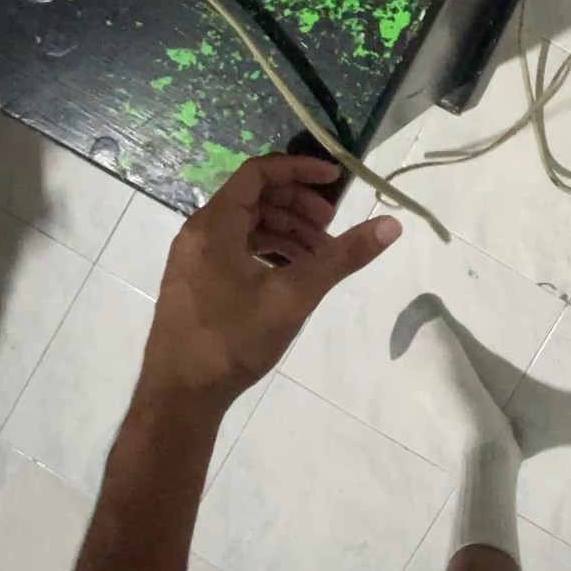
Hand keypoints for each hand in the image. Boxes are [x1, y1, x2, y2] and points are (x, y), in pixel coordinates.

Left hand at [139, 154, 401, 411]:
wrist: (178, 401)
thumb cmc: (234, 339)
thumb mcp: (296, 294)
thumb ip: (344, 256)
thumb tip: (392, 225)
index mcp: (215, 224)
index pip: (259, 172)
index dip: (300, 169)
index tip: (335, 179)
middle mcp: (199, 232)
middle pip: (255, 196)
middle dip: (299, 205)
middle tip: (332, 225)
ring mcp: (193, 259)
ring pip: (247, 224)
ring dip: (288, 230)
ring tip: (320, 255)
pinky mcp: (195, 282)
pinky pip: (236, 247)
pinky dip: (269, 249)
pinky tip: (293, 273)